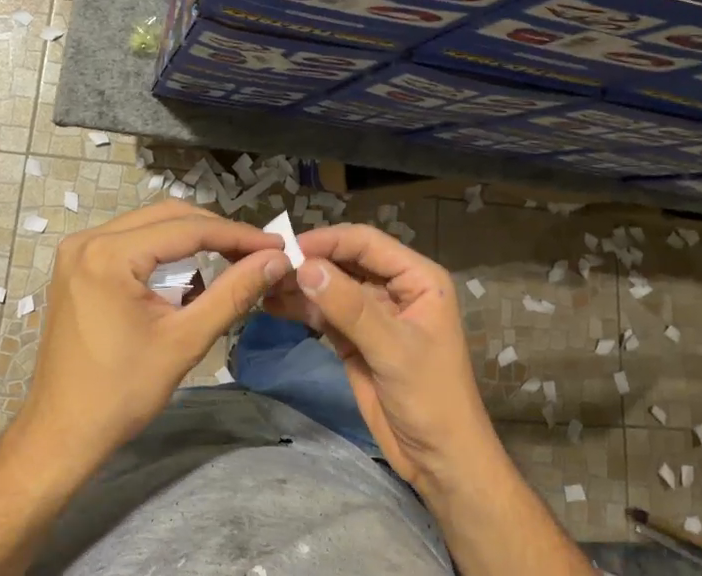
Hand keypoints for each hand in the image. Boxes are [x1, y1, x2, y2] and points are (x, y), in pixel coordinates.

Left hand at [18, 200, 288, 463]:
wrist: (62, 433)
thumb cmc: (121, 392)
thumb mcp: (185, 340)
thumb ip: (232, 293)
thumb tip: (276, 261)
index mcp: (109, 254)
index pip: (187, 229)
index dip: (237, 235)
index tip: (276, 246)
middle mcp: (87, 240)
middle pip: (166, 217)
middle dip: (216, 231)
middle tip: (258, 252)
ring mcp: (76, 251)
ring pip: (148, 225)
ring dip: (191, 238)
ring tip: (232, 258)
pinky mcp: (75, 266)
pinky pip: (129, 241)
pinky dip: (163, 250)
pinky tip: (190, 271)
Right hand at [264, 223, 495, 486]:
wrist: (440, 460)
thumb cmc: (431, 398)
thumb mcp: (393, 349)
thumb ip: (350, 307)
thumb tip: (305, 267)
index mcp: (418, 278)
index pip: (367, 244)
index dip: (328, 240)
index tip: (288, 248)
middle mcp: (396, 288)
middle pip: (346, 261)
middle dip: (310, 261)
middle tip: (267, 266)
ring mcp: (374, 314)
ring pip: (332, 286)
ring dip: (300, 284)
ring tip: (262, 284)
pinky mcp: (356, 339)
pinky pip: (325, 313)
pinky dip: (301, 308)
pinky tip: (273, 305)